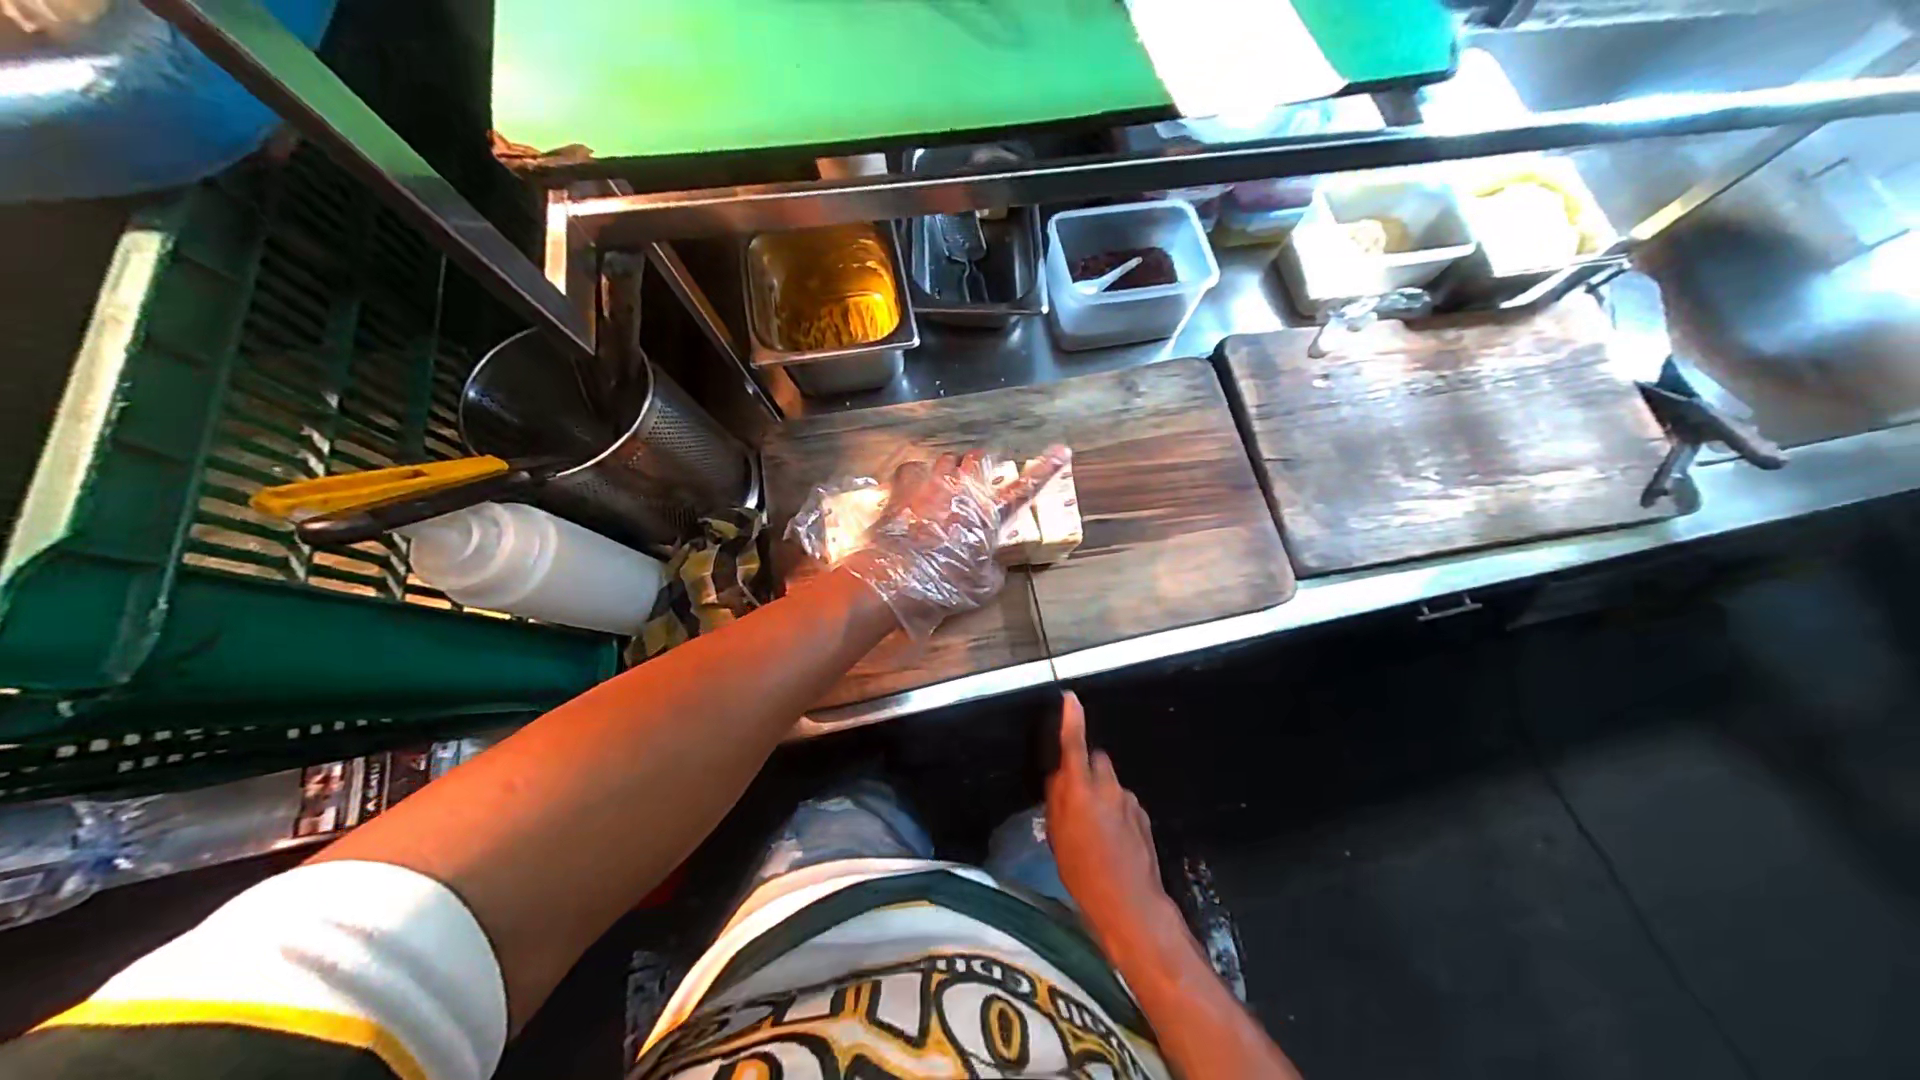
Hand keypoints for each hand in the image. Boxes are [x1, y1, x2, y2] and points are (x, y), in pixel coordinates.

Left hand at [841, 446, 1069, 639]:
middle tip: (976, 484)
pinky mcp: (902, 488)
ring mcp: (930, 484)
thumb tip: (993, 563)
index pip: (1024, 487)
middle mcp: (961, 490)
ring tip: (944, 488)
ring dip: (949, 471)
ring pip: (945, 459)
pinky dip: (917, 477)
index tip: (1061, 451)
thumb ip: (994, 567)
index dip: (1045, 468)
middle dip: (980, 468)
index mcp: (987, 513)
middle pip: (977, 459)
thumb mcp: (982, 586)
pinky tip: (914, 492)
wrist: (893, 581)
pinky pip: (913, 469)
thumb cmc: (942, 586)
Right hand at [1045, 691, 1172, 942]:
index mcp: (1081, 789)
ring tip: (1093, 829)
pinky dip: (1114, 811)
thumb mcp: (1056, 836)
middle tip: (1074, 798)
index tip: (1070, 698)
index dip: (1072, 719)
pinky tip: (1112, 840)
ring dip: (1100, 794)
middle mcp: (1108, 786)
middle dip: (1085, 770)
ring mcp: (1128, 800)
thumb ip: (1057, 800)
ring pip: (1109, 783)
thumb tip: (1060, 777)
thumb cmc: (1082, 871)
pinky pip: (1122, 802)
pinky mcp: (1142, 814)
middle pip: (1096, 760)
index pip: (1074, 744)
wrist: (1130, 902)